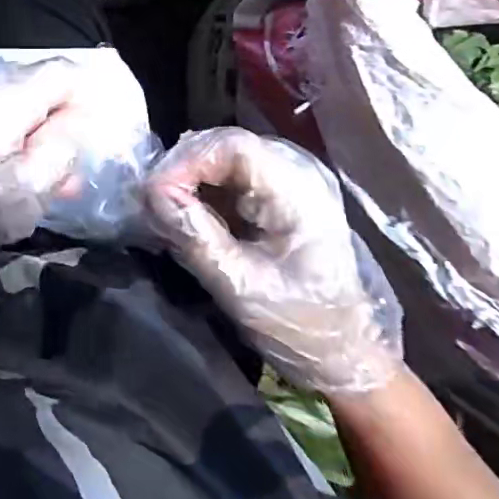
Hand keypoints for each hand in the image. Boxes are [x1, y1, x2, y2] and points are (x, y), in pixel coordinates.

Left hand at [0, 59, 86, 291]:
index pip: (64, 71)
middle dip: (58, 118)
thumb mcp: (17, 194)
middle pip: (39, 83)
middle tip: (66, 166)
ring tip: (31, 175)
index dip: (86, 100)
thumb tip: (78, 130)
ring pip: (11, 99)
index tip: (94, 134)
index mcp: (9, 94)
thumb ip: (58, 156)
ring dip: (29, 129)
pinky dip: (1, 134)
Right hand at [143, 128, 401, 394]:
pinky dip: (200, 191)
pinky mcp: (274, 194)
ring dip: (187, 179)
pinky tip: (185, 217)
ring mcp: (286, 181)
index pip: (232, 146)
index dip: (186, 160)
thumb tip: (152, 194)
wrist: (345, 353)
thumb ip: (196, 237)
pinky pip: (227, 176)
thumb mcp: (241, 287)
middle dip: (181, 168)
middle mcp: (295, 173)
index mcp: (298, 192)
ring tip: (164, 212)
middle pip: (223, 146)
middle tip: (152, 203)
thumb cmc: (301, 326)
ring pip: (221, 158)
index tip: (155, 193)